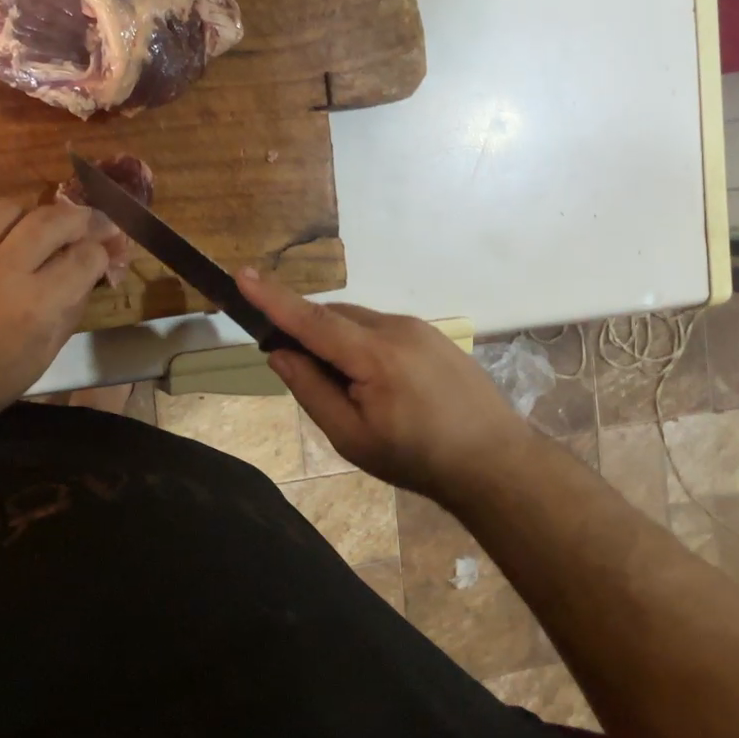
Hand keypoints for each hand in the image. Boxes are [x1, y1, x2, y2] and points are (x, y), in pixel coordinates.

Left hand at [0, 199, 111, 431]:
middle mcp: (3, 270)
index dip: (102, 251)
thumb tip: (88, 274)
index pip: (86, 256)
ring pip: (8, 208)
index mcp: (37, 305)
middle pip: (53, 219)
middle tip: (86, 222)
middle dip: (80, 218)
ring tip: (33, 228)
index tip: (104, 251)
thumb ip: (69, 309)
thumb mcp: (41, 357)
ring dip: (29, 216)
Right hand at [238, 269, 533, 496]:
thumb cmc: (417, 458)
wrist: (496, 463)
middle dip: (305, 333)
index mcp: (374, 356)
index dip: (273, 298)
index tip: (242, 274)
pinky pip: (379, 329)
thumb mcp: (352, 437)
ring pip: (355, 322)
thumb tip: (279, 353)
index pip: (311, 320)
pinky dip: (360, 345)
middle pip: (331, 317)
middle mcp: (396, 328)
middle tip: (300, 373)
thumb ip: (310, 390)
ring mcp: (418, 328)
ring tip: (349, 391)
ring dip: (335, 342)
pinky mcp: (431, 335)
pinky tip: (376, 384)